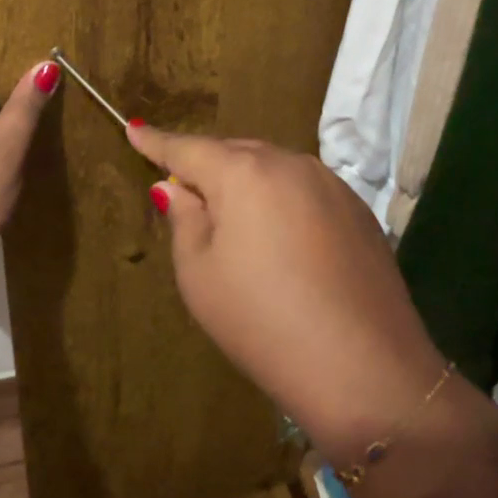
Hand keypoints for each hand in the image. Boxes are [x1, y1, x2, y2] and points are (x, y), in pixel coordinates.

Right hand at [124, 125, 460, 450]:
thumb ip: (184, 219)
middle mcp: (290, 163)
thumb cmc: (262, 321)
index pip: (187, 148)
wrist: (365, 369)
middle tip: (183, 191)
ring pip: (273, 170)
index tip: (133, 128)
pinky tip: (282, 242)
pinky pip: (305, 191)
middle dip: (206, 166)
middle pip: (234, 153)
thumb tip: (178, 188)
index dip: (156, 141)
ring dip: (247, 184)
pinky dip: (282, 202)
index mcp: (243, 172)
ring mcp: (331, 184)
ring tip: (234, 221)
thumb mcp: (199, 274)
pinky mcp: (359, 212)